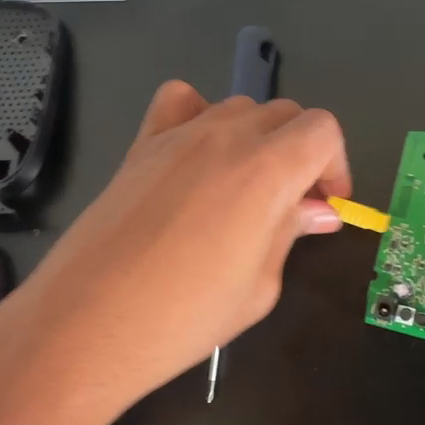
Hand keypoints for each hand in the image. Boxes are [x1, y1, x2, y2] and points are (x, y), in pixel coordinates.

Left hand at [0, 80, 350, 418]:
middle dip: (302, 153)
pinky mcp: (140, 146)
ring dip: (256, 138)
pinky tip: (196, 157)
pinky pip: (178, 102)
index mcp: (267, 169)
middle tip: (293, 205)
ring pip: (237, 107)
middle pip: (284, 113)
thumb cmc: (185, 317)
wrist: (89, 322)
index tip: (327, 205)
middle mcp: (226, 136)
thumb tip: (317, 211)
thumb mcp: (259, 287)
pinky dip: (198, 116)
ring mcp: (178, 135)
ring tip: (245, 188)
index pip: (323, 130)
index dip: (336, 166)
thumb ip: (290, 234)